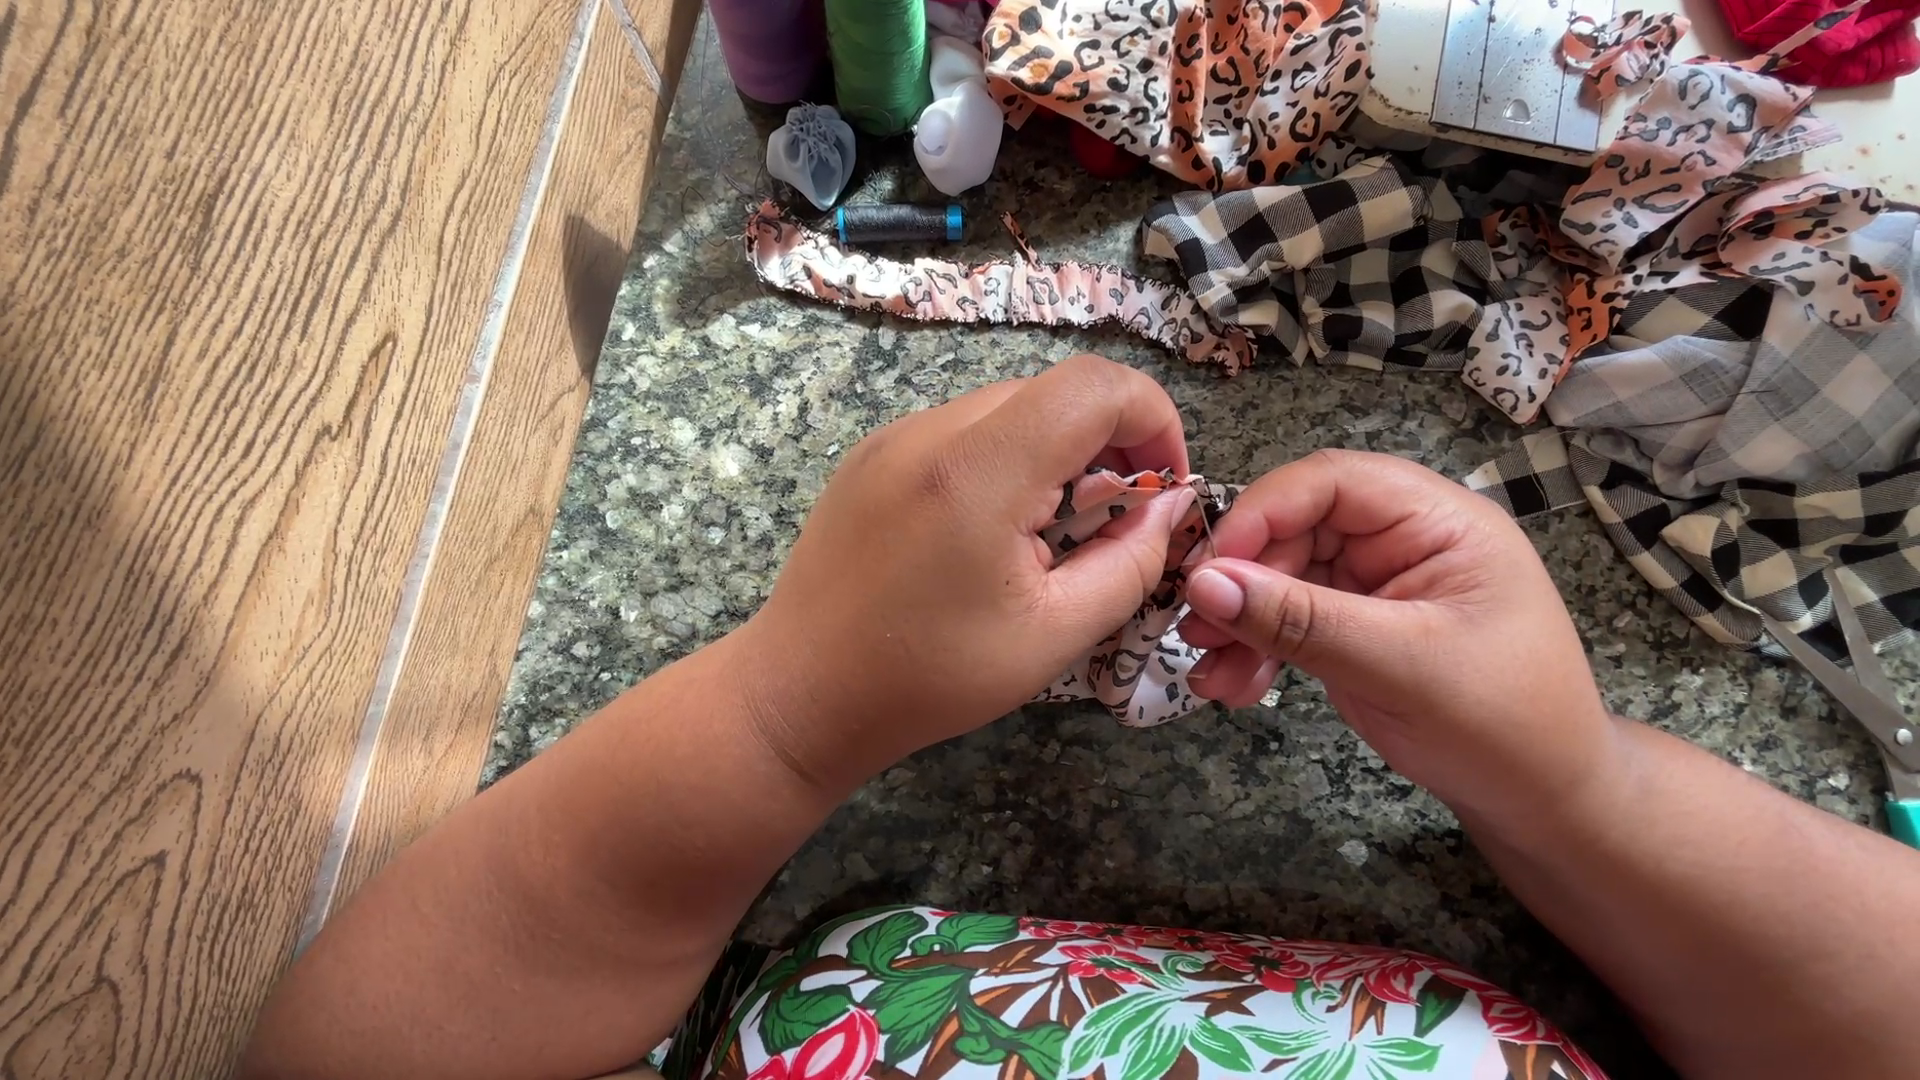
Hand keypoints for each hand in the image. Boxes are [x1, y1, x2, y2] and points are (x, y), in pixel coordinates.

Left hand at [735, 355, 1196, 790]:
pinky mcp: (871, 454)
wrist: (800, 693)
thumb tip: (1168, 509)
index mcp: (979, 470)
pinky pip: (960, 431)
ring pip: (1007, 408)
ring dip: (1054, 450)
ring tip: (1052, 525)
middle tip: (1116, 514)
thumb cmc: (929, 677)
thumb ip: (1129, 563)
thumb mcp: (1053, 634)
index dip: (1152, 419)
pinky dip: (1003, 458)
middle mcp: (930, 430)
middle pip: (1054, 391)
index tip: (1162, 484)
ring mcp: (892, 436)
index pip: (1096, 385)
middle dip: (1108, 440)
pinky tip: (992, 524)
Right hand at [1179, 450, 1617, 826]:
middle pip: (1291, 530)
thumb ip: (1299, 620)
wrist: (1538, 800)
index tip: (1210, 566)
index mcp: (1435, 520)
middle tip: (1196, 630)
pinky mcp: (1345, 623)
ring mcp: (1367, 582)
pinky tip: (1231, 687)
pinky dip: (1251, 650)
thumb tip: (1201, 583)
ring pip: (1275, 578)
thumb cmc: (1501, 723)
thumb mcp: (1399, 667)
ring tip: (1207, 673)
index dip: (1262, 512)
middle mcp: (1396, 539)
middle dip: (1240, 582)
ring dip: (1236, 624)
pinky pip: (1281, 620)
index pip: (1331, 482)